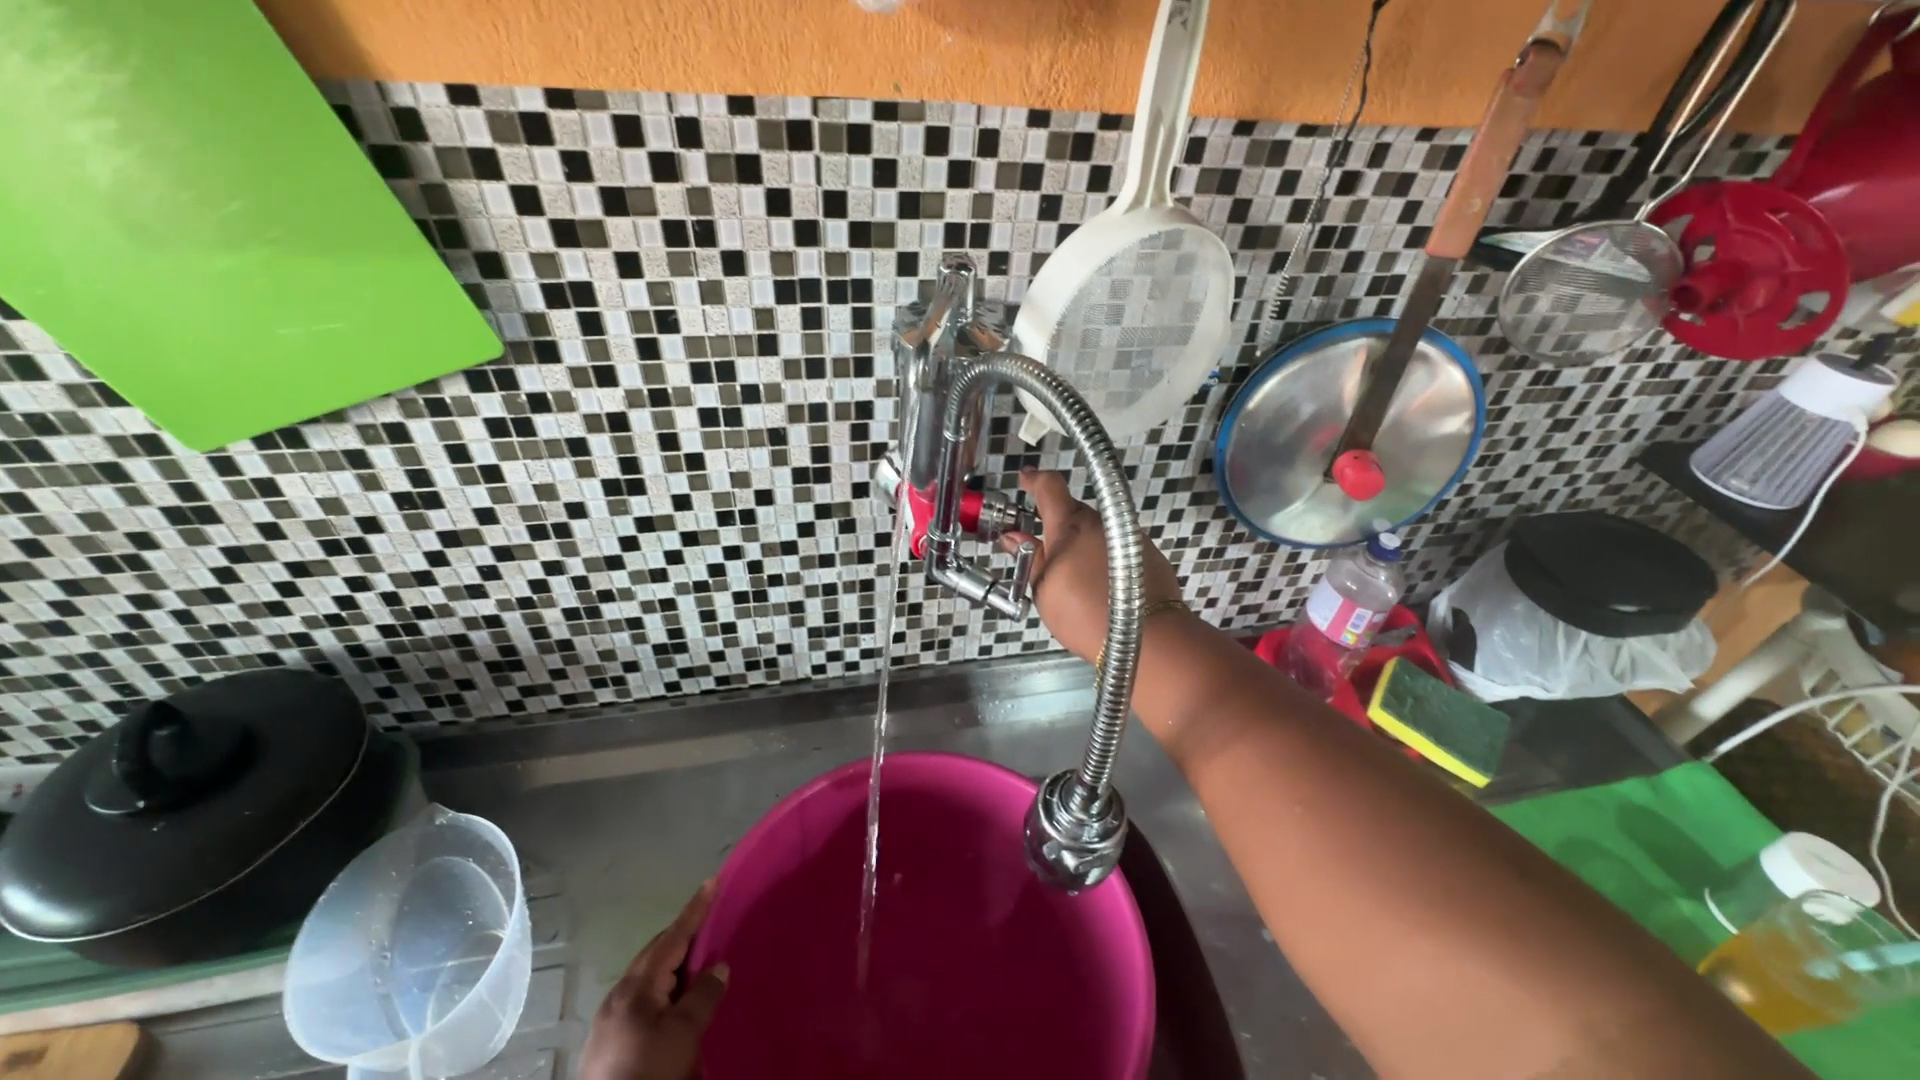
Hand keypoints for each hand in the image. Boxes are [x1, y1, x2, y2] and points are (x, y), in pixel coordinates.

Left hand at [580, 882, 728, 1079]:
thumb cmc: (649, 1071)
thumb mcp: (685, 1034)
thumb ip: (703, 997)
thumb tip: (718, 967)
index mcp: (637, 986)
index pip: (672, 938)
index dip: (694, 910)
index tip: (712, 882)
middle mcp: (619, 995)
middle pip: (656, 954)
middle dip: (683, 936)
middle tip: (711, 921)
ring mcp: (611, 1019)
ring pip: (648, 979)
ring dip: (674, 966)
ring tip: (699, 962)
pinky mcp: (610, 1041)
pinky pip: (643, 999)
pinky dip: (665, 989)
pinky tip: (676, 1002)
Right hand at [1000, 468, 1182, 661]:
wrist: (1148, 637)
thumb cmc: (1085, 615)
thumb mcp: (1045, 591)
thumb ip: (1030, 559)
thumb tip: (1013, 537)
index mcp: (1070, 527)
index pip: (1050, 487)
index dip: (1034, 480)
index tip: (1025, 479)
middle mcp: (1101, 523)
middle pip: (1074, 509)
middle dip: (1056, 520)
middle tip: (1043, 543)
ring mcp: (1129, 535)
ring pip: (1098, 528)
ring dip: (1082, 540)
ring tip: (1074, 570)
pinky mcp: (1148, 553)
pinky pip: (1118, 544)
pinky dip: (1104, 554)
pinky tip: (1102, 581)